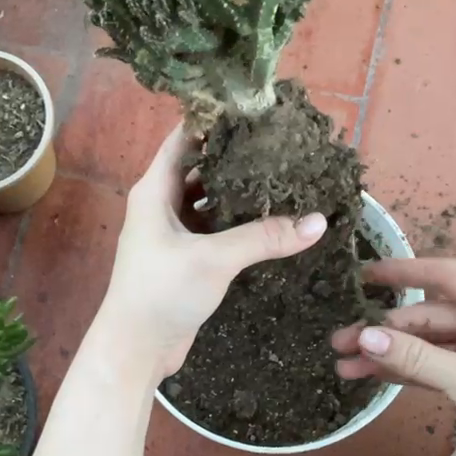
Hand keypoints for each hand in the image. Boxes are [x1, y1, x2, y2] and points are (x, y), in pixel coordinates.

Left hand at [96, 124, 327, 377]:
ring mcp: (172, 235)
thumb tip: (319, 222)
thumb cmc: (162, 292)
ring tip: (283, 178)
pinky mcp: (185, 260)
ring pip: (209, 202)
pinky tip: (270, 221)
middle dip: (236, 156)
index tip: (255, 107)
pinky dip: (237, 224)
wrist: (136, 348)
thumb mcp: (214, 259)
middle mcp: (160, 206)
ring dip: (239, 194)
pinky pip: (214, 231)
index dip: (215, 119)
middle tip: (281, 143)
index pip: (184, 137)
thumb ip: (264, 237)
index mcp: (155, 190)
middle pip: (201, 168)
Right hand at [331, 258, 455, 455]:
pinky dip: (407, 373)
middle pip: (431, 317)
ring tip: (344, 365)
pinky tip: (373, 377)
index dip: (404, 273)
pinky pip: (436, 370)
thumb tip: (364, 337)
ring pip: (429, 346)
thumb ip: (416, 357)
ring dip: (390, 356)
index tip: (363, 276)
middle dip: (386, 330)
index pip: (448, 276)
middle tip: (339, 342)